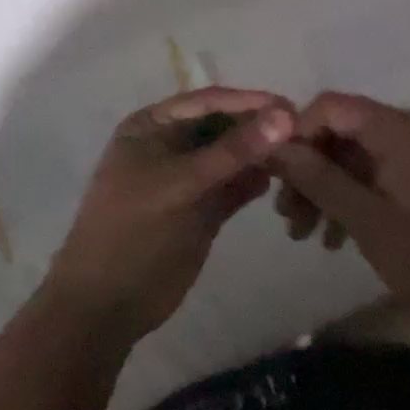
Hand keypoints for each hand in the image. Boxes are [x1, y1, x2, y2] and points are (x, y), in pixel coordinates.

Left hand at [45, 87, 294, 340]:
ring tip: (298, 157)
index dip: (248, 102)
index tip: (291, 106)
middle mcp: (170, 145)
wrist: (105, 307)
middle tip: (303, 133)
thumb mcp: (180, 185)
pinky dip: (255, 181)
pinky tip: (280, 180)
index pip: (208, 102)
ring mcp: (187, 179)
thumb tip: (285, 115)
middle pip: (224, 126)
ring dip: (261, 154)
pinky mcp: (202, 209)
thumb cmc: (132, 234)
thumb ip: (232, 151)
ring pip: (232, 156)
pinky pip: (234, 185)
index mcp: (151, 126)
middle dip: (259, 128)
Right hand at [268, 93, 409, 317]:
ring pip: (352, 156)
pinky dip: (348, 198)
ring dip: (323, 189)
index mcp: (397, 127)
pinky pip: (372, 173)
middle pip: (339, 131)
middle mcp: (407, 127)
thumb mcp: (365, 219)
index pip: (330, 107)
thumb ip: (318, 178)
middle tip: (283, 215)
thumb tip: (273, 146)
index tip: (272, 174)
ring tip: (300, 233)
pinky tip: (331, 239)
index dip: (296, 135)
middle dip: (307, 170)